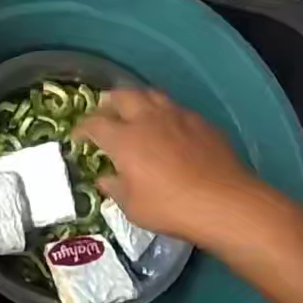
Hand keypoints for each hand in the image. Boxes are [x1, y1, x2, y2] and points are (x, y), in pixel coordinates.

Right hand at [72, 88, 268, 243]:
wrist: (224, 201)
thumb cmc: (170, 207)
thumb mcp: (132, 206)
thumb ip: (115, 188)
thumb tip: (106, 178)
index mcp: (125, 138)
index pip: (95, 124)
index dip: (82, 129)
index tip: (78, 138)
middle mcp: (148, 118)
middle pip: (123, 96)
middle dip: (109, 103)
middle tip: (105, 115)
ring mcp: (178, 116)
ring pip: (152, 95)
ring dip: (138, 101)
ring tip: (135, 113)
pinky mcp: (202, 122)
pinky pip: (176, 109)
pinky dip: (164, 114)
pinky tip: (168, 128)